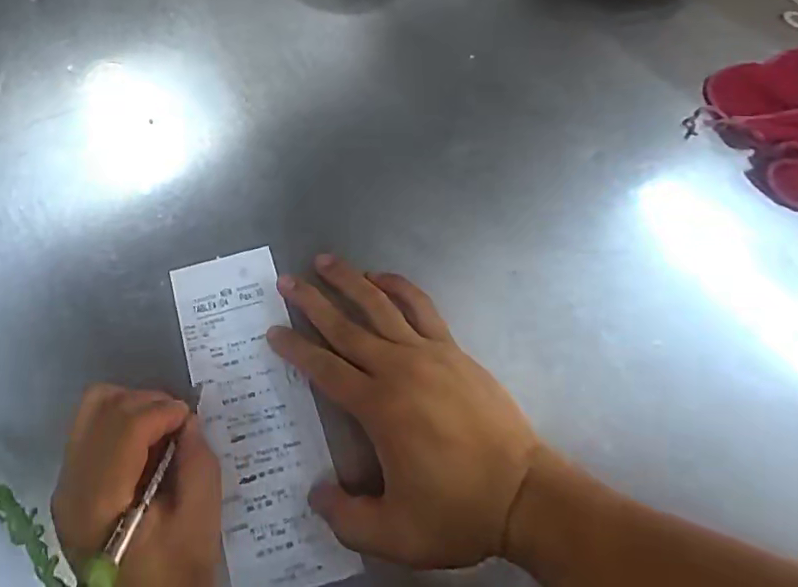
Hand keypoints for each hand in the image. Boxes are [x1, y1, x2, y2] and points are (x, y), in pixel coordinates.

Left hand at [52, 385, 221, 586]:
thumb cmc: (171, 574)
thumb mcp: (199, 525)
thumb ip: (198, 466)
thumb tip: (188, 420)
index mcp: (98, 503)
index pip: (125, 429)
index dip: (161, 411)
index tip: (190, 416)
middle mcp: (70, 486)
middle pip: (104, 408)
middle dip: (148, 402)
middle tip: (178, 420)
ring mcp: (65, 484)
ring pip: (92, 408)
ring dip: (131, 405)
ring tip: (160, 425)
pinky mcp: (69, 484)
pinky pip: (90, 427)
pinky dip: (119, 419)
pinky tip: (144, 441)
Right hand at [269, 255, 588, 569]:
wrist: (524, 494)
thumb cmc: (458, 511)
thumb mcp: (397, 536)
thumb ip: (348, 519)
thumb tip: (315, 494)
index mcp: (377, 407)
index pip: (324, 369)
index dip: (295, 348)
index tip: (273, 331)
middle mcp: (396, 369)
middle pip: (344, 326)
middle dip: (311, 301)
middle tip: (286, 281)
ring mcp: (427, 352)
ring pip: (378, 305)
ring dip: (349, 280)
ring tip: (325, 260)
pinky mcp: (451, 348)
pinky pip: (421, 306)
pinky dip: (399, 286)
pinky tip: (381, 275)